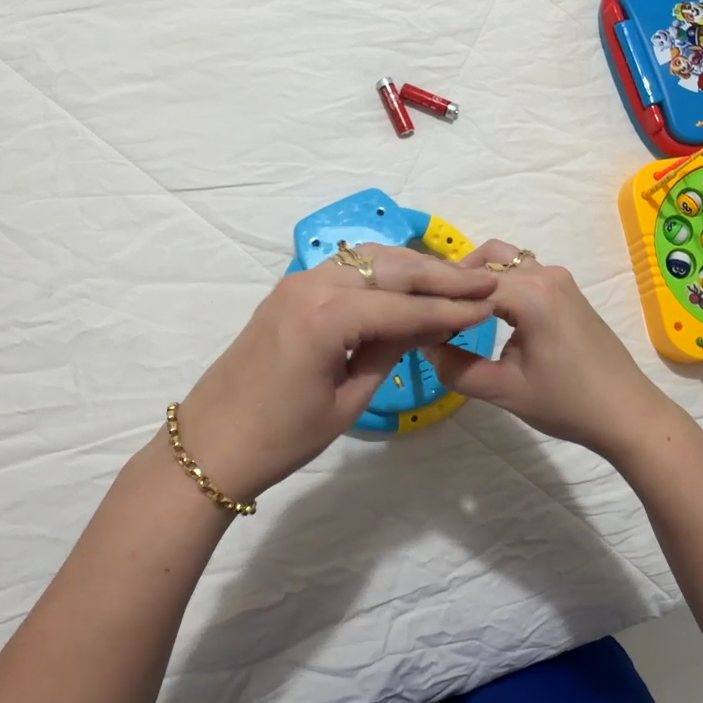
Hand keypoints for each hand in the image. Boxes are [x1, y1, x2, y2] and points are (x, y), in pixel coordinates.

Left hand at [170, 245, 496, 500]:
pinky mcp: (292, 288)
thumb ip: (392, 350)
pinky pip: (349, 266)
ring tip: (455, 279)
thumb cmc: (283, 436)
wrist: (211, 444)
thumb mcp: (350, 401)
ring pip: (371, 257)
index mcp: (329, 316)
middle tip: (484, 281)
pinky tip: (409, 281)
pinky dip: (384, 270)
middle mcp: (315, 284)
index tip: (491, 303)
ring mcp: (299, 280)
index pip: (407, 305)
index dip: (452, 307)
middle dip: (441, 275)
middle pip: (392, 267)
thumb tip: (432, 322)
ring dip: (414, 266)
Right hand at [422, 240, 678, 460]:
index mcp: (530, 293)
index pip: (467, 283)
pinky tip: (485, 314)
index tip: (411, 317)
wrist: (626, 412)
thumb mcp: (503, 390)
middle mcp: (545, 274)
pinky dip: (499, 283)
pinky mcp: (567, 291)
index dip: (437, 298)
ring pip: (506, 262)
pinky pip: (524, 273)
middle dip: (455, 282)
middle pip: (485, 261)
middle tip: (429, 311)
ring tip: (454, 311)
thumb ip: (455, 367)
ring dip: (478, 279)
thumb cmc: (566, 403)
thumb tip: (423, 344)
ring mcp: (559, 279)